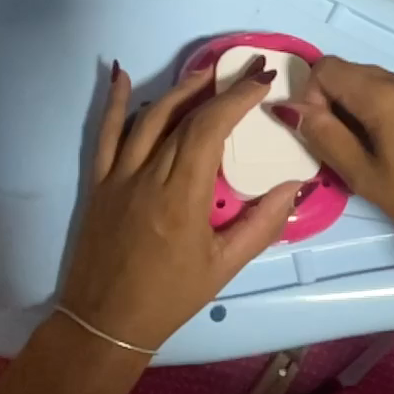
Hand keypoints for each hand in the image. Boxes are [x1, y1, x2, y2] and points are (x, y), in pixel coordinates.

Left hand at [58, 57, 296, 352]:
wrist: (103, 325)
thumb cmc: (169, 298)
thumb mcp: (224, 267)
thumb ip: (262, 224)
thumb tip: (295, 185)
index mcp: (182, 195)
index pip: (211, 128)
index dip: (238, 98)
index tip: (264, 79)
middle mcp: (148, 175)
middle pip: (185, 116)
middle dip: (220, 87)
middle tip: (248, 68)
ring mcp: (118, 176)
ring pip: (149, 117)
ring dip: (180, 89)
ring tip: (208, 72)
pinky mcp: (98, 182)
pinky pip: (104, 134)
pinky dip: (113, 103)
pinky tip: (120, 75)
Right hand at [281, 56, 393, 263]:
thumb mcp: (364, 175)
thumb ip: (325, 136)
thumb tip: (292, 108)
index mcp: (380, 92)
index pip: (326, 67)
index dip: (311, 97)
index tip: (320, 136)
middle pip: (349, 73)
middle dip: (332, 104)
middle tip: (340, 150)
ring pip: (373, 85)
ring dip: (356, 111)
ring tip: (367, 156)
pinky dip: (380, 114)